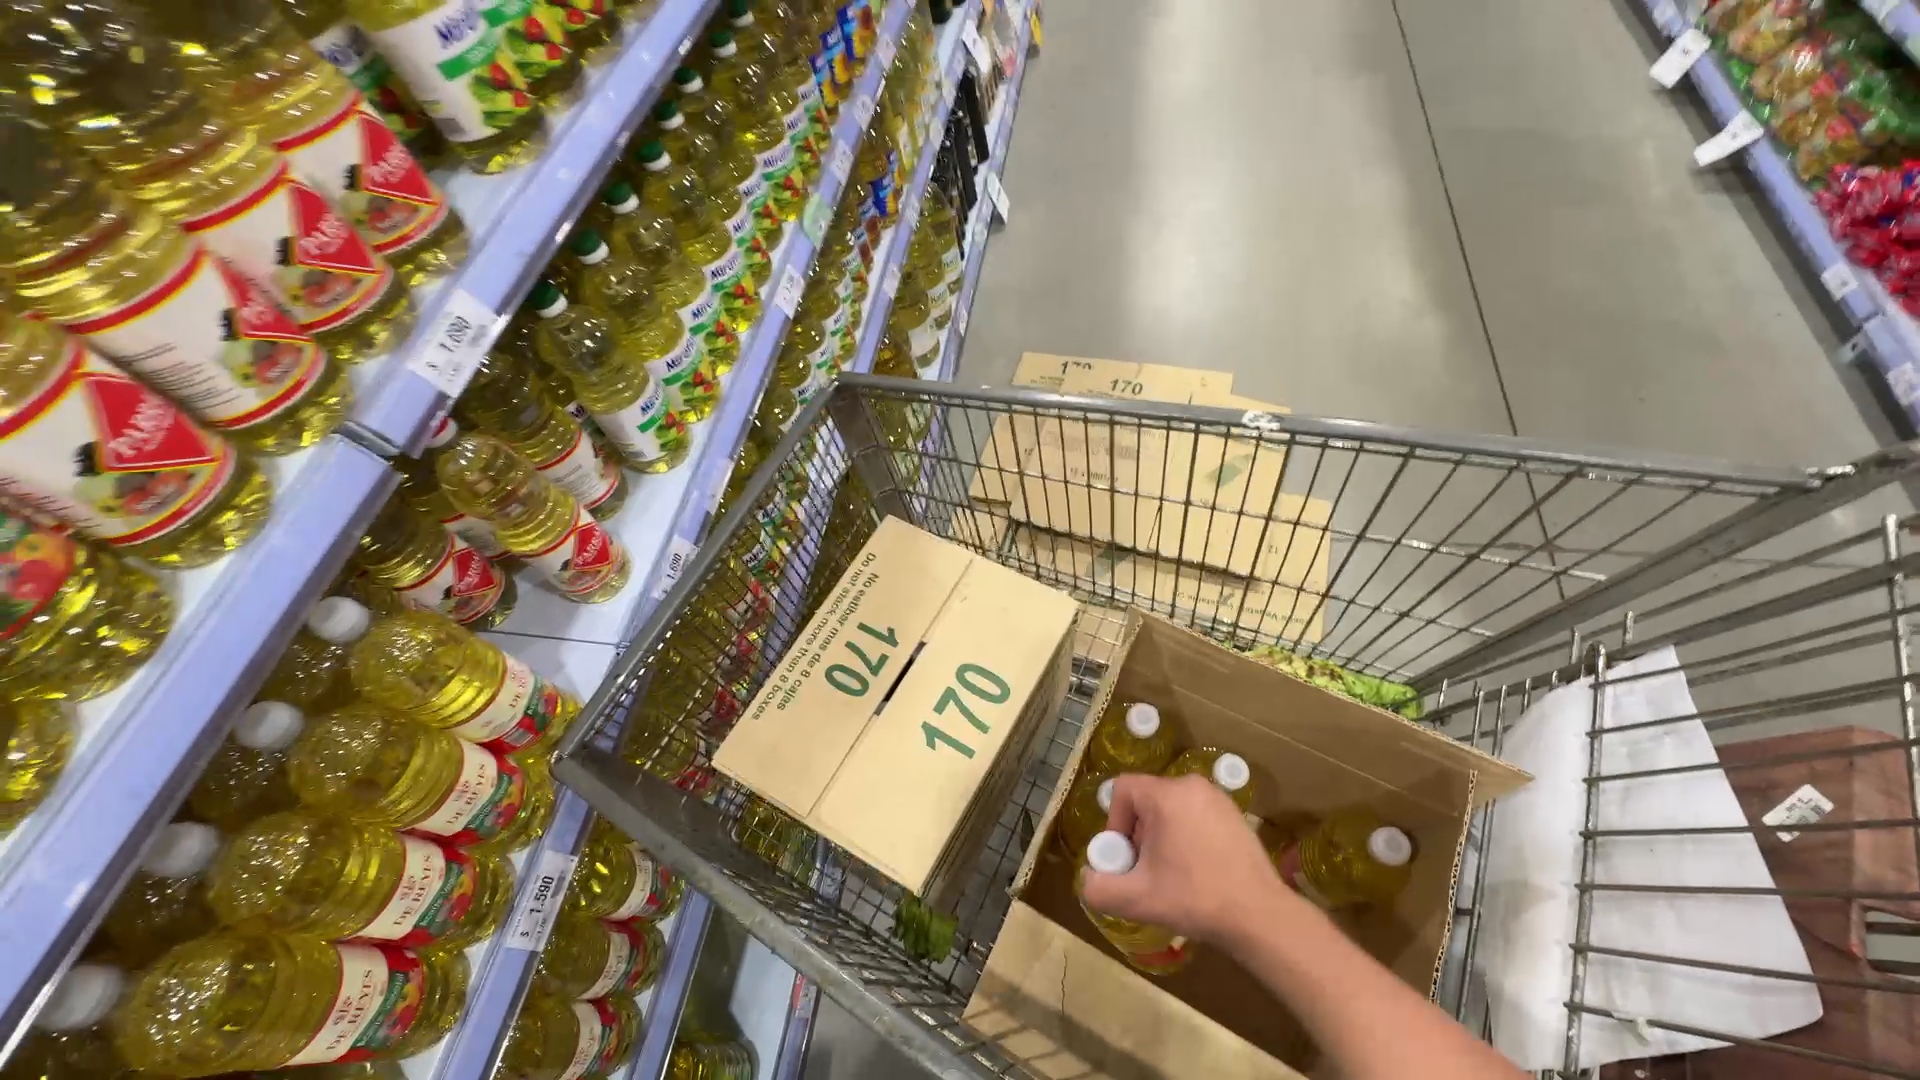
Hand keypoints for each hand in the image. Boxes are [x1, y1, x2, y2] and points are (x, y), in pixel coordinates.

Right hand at [1078, 772, 1300, 946]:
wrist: (1259, 916)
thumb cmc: (1194, 898)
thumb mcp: (1137, 899)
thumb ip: (1098, 888)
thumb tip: (1087, 880)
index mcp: (1166, 795)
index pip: (1122, 790)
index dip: (1114, 823)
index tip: (1125, 857)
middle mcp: (1192, 785)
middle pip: (1147, 799)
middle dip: (1139, 832)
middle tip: (1146, 869)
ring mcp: (1218, 798)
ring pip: (1172, 807)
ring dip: (1163, 835)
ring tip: (1172, 872)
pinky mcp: (1235, 814)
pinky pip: (1196, 814)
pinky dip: (1187, 835)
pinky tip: (1198, 869)